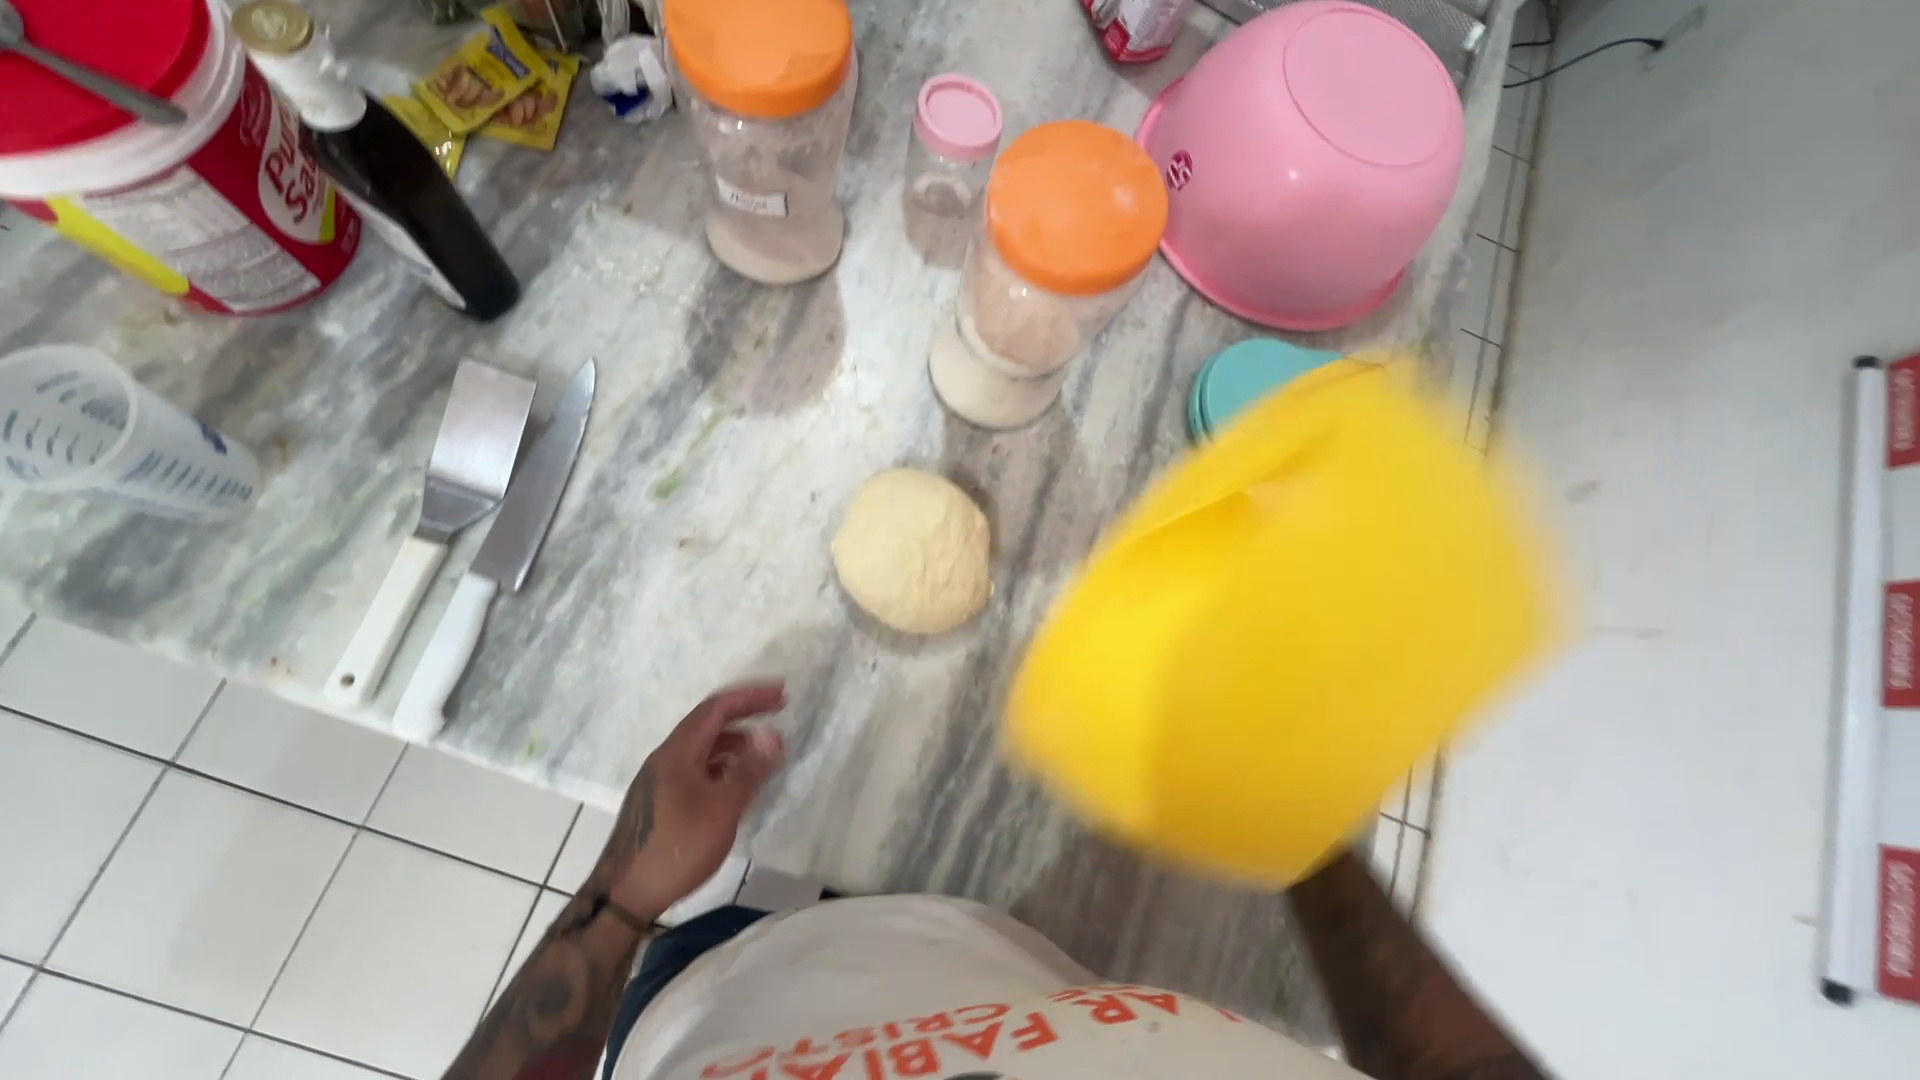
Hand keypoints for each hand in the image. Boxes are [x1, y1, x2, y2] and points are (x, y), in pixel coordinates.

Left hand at [593, 684, 787, 918]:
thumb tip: (773, 733)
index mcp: (676, 753)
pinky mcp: (660, 800)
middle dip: (744, 713)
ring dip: (734, 741)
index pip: (716, 709)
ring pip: (702, 747)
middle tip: (778, 712)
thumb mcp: (722, 809)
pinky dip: (722, 763)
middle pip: (707, 723)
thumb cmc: (676, 849)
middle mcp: (665, 759)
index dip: (750, 697)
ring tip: (764, 752)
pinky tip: (736, 782)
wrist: (623, 896)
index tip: (782, 694)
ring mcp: (659, 780)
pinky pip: (696, 767)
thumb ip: (749, 770)